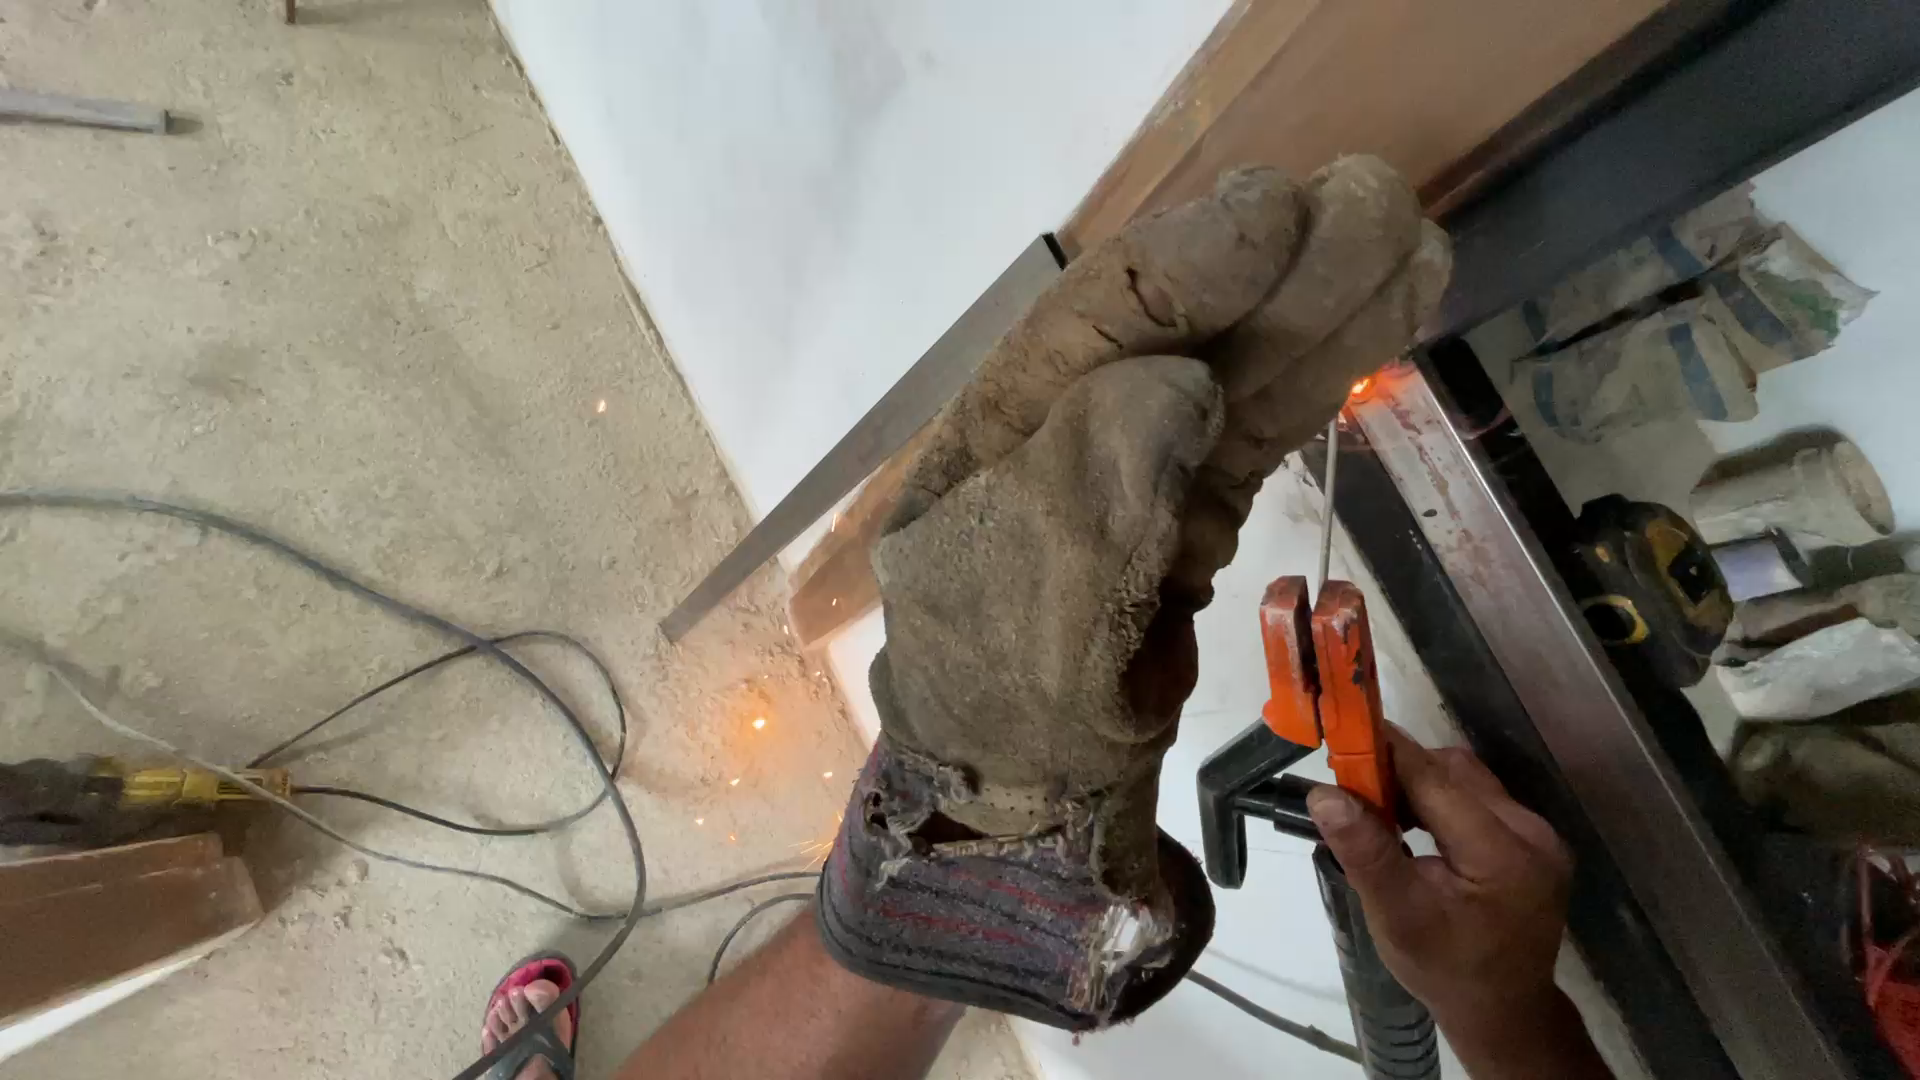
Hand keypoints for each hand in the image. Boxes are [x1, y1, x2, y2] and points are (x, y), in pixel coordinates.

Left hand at [820, 160, 1448, 1032]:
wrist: (1029, 791)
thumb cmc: (1000, 705)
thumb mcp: (1024, 596)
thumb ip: (1090, 479)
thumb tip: (1178, 377)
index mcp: (994, 437)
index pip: (1087, 325)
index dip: (1184, 267)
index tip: (1276, 214)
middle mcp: (1058, 435)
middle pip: (1173, 331)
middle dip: (1271, 270)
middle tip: (1373, 197)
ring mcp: (1128, 470)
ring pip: (1229, 376)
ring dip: (1315, 313)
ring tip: (1406, 237)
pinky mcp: (1184, 514)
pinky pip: (1255, 434)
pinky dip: (1313, 385)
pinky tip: (1375, 325)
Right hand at [1308, 729, 1609, 1077]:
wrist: (1501, 1010)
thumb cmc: (1442, 965)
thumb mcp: (1394, 913)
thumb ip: (1364, 850)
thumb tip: (1323, 794)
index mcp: (1502, 852)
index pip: (1433, 777)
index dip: (1383, 749)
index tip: (1337, 727)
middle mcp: (1530, 832)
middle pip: (1449, 770)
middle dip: (1394, 767)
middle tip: (1347, 782)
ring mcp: (1535, 833)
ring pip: (1461, 775)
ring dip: (1413, 779)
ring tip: (1376, 807)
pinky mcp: (1528, 838)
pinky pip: (1472, 793)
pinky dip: (1433, 794)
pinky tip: (1408, 820)